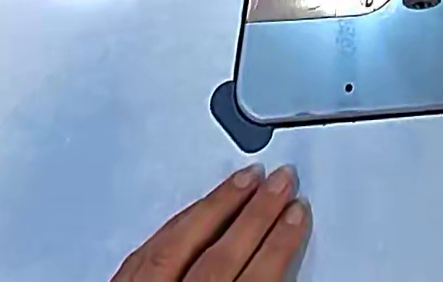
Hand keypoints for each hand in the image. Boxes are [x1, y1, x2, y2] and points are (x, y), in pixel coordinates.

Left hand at [112, 164, 310, 281]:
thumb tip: (289, 266)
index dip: (280, 243)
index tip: (299, 211)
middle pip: (218, 257)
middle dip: (257, 212)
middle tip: (283, 178)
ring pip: (176, 247)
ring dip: (217, 206)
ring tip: (248, 176)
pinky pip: (143, 255)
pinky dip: (175, 225)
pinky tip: (194, 208)